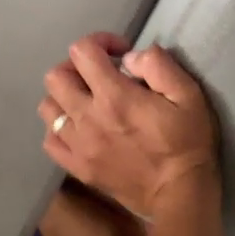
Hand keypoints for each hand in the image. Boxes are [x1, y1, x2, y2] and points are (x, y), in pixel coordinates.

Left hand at [40, 34, 219, 218]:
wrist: (180, 194)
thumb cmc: (187, 140)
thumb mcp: (187, 93)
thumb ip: (157, 64)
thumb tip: (130, 57)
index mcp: (115, 96)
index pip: (82, 52)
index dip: (100, 41)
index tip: (121, 51)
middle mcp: (88, 118)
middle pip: (56, 77)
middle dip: (77, 66)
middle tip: (101, 72)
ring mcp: (79, 146)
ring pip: (47, 108)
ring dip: (65, 96)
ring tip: (89, 99)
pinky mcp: (77, 168)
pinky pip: (50, 140)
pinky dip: (59, 127)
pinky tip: (82, 126)